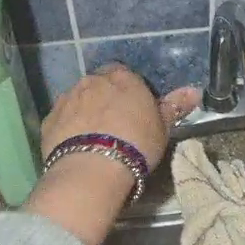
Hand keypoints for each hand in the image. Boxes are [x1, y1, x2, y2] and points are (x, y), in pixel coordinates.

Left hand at [27, 66, 199, 244]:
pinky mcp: (49, 119)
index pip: (125, 75)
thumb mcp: (162, 128)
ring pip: (79, 99)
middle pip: (100, 85)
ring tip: (95, 137)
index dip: (129, 92)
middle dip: (105, 98)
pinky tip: (77, 146)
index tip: (134, 111)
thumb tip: (195, 91)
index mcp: (122, 78)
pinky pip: (62, 118)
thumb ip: (175, 106)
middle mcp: (92, 81)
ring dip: (85, 111)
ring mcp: (68, 98)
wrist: (92, 169)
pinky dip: (69, 126)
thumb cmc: (136, 145)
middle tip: (115, 125)